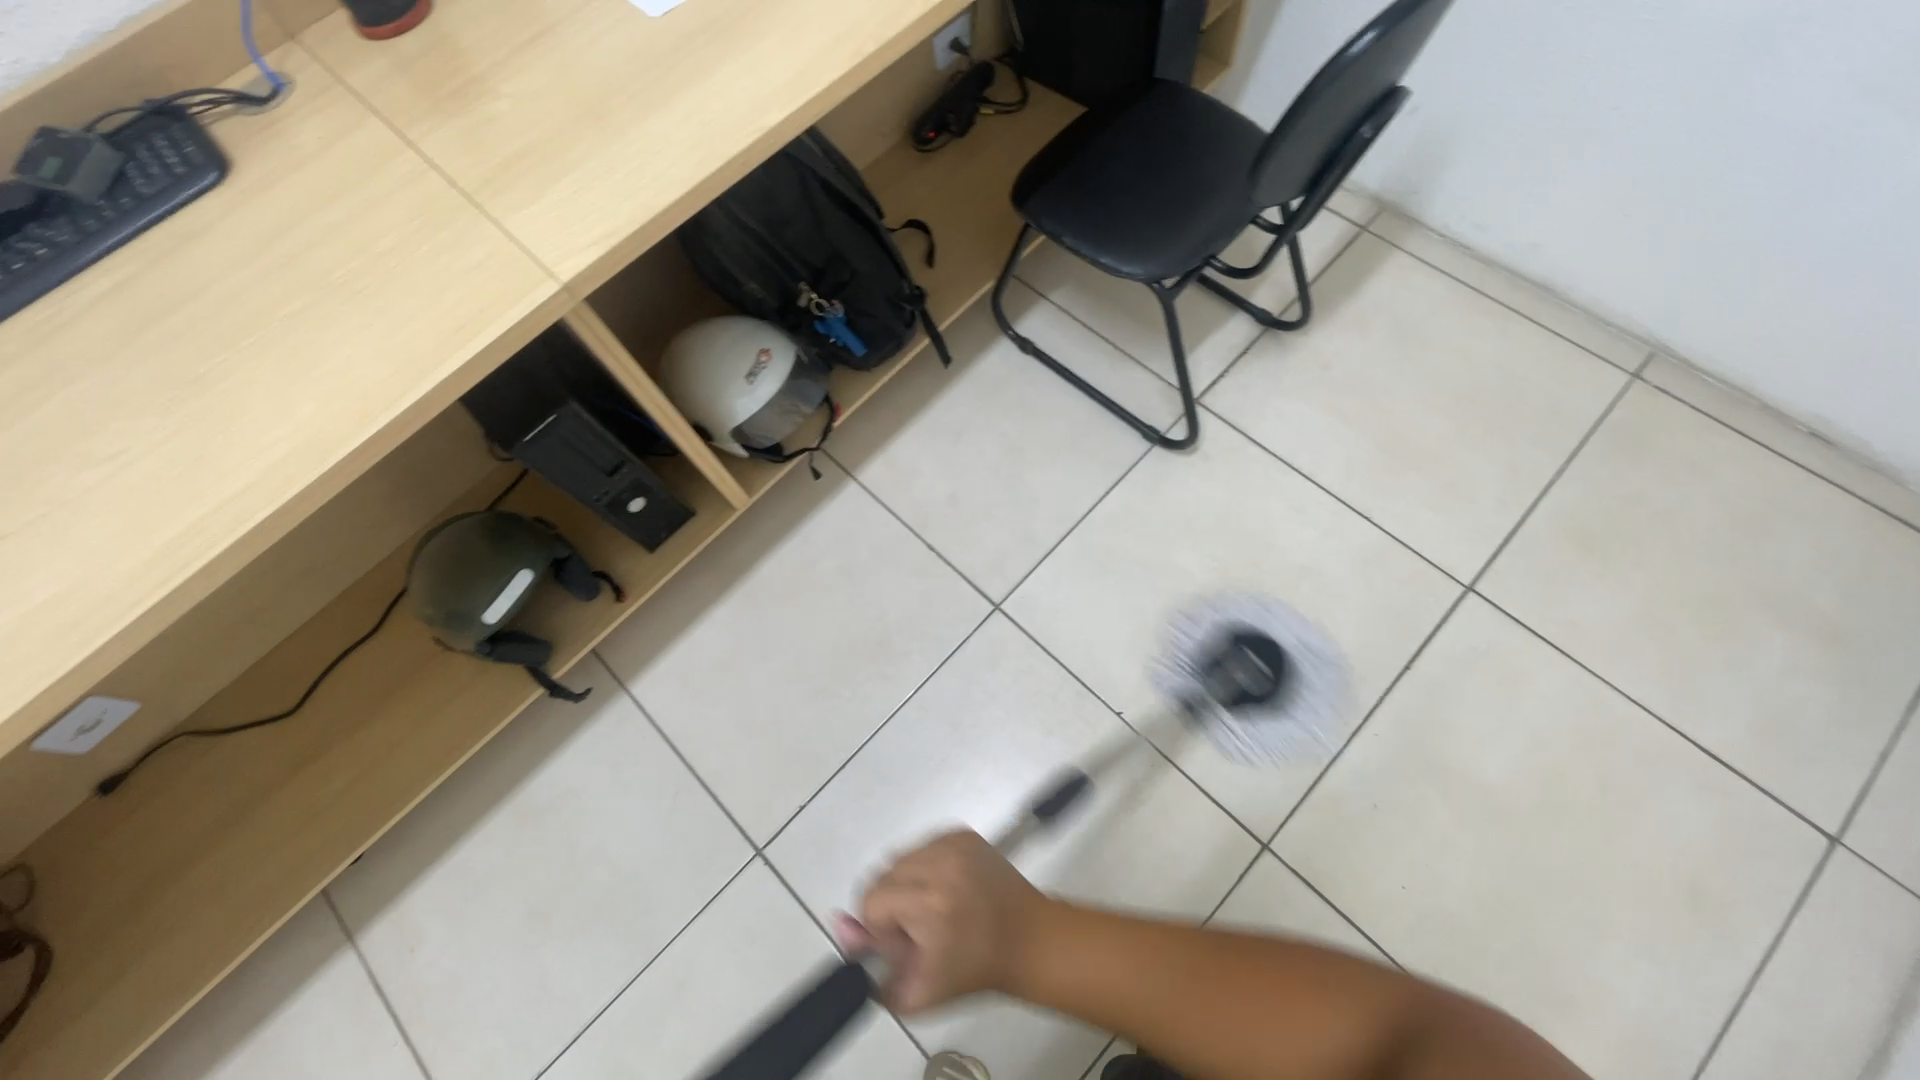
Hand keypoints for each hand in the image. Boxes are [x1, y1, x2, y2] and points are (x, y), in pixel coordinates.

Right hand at [832, 828, 1051, 1013]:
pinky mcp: (963, 834)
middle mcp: (940, 863)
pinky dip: (924, 868)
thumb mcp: (917, 992)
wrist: (1030, 940)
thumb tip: (839, 922)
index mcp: (929, 902)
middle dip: (891, 905)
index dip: (882, 929)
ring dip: (906, 884)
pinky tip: (946, 889)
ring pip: (899, 859)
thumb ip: (869, 966)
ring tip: (935, 909)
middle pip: (882, 876)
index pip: (871, 901)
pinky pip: (921, 846)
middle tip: (920, 929)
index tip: (909, 946)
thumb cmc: (974, 971)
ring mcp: (953, 843)